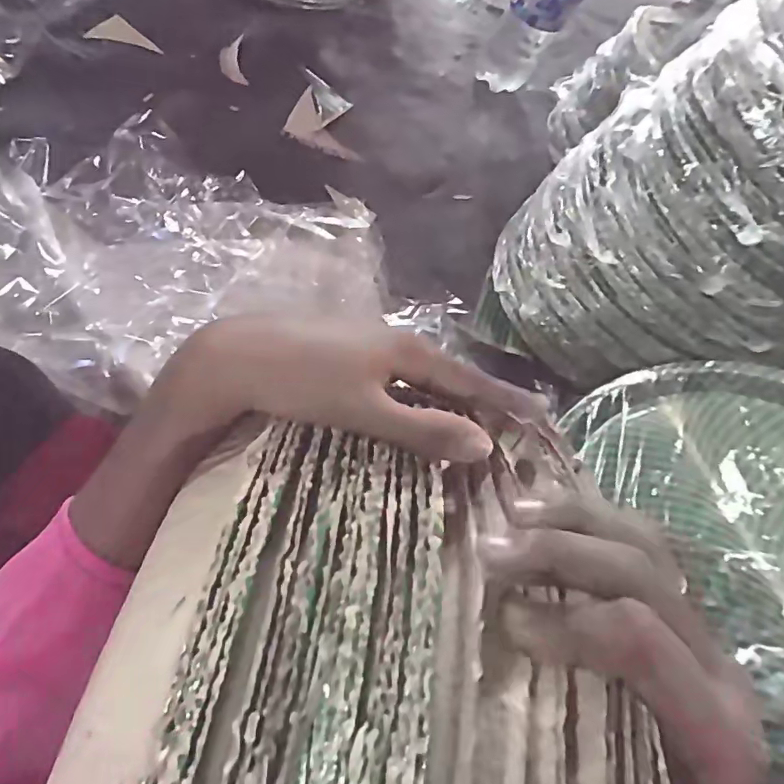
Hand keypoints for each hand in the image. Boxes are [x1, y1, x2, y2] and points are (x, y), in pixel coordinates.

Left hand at [154, 316, 549, 463]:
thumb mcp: (365, 409)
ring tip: (474, 432)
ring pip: (424, 380)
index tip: (544, 418)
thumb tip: (484, 443)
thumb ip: (423, 427)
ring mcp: (371, 345)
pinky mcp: (349, 355)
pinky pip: (399, 381)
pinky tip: (418, 418)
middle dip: (484, 405)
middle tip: (515, 434)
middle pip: (451, 377)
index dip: (507, 401)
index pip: (471, 380)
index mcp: (409, 350)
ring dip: (450, 405)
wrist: (238, 355)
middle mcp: (397, 341)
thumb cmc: (304, 382)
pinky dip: (419, 402)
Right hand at [484, 489, 765, 783]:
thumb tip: (494, 706)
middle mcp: (720, 668)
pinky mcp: (682, 616)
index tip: (506, 622)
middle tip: (491, 551)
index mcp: (717, 732)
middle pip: (640, 574)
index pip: (640, 641)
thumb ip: (572, 761)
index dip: (568, 621)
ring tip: (513, 513)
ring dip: (573, 519)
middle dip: (559, 551)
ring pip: (645, 543)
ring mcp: (704, 634)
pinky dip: (591, 520)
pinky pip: (643, 545)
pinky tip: (549, 509)